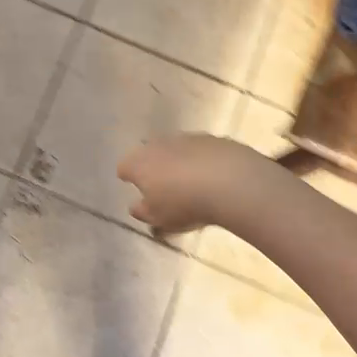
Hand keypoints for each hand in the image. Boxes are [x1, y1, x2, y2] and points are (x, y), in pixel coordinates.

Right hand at [117, 134, 271, 233]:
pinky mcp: (213, 138)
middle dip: (152, 166)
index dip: (127, 176)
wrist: (232, 182)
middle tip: (160, 184)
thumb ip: (143, 212)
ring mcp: (187, 138)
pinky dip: (201, 160)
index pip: (124, 166)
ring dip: (178, 161)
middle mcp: (158, 144)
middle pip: (148, 153)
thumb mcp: (158, 218)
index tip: (131, 184)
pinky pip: (200, 150)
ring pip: (175, 148)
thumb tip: (136, 207)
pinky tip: (212, 175)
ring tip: (189, 180)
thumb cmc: (184, 204)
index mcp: (138, 163)